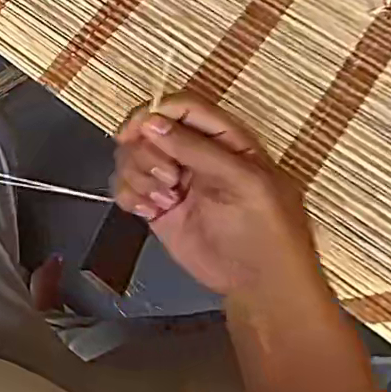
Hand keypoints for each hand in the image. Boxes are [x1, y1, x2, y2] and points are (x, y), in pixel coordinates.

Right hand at [112, 92, 322, 298]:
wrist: (257, 283)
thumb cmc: (266, 230)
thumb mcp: (242, 181)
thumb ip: (196, 148)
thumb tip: (152, 122)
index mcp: (223, 138)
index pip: (180, 107)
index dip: (153, 113)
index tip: (135, 132)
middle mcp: (193, 153)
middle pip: (147, 131)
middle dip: (147, 154)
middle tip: (168, 180)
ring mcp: (172, 179)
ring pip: (131, 158)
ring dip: (139, 178)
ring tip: (164, 201)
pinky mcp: (155, 205)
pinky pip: (124, 187)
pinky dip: (129, 197)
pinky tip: (150, 212)